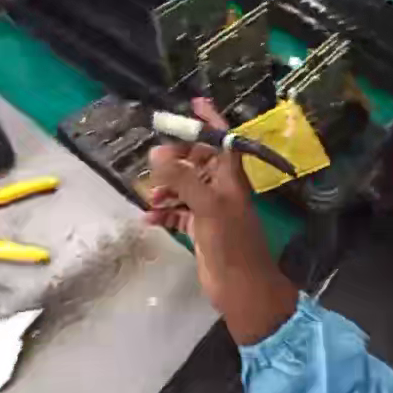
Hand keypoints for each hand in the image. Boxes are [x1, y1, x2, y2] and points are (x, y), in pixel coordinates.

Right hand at [143, 98, 299, 345]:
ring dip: (166, 189)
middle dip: (175, 161)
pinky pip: (177, 212)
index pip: (221, 140)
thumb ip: (182, 179)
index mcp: (230, 177)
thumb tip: (155, 154)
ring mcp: (210, 209)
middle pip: (196, 162)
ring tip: (151, 197)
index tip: (194, 103)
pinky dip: (164, 213)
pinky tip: (149, 219)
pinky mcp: (200, 229)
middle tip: (154, 164)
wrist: (242, 288)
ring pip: (184, 187)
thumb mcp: (207, 206)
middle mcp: (220, 188)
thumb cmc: (232, 243)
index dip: (210, 121)